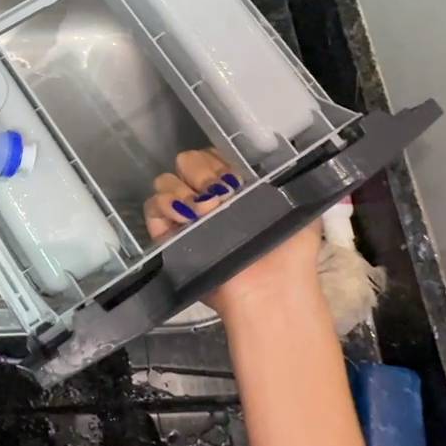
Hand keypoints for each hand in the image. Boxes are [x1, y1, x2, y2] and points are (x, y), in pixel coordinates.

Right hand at [145, 149, 323, 322]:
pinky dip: (164, 207)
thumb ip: (281, 179)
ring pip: (166, 181)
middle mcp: (205, 197)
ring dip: (183, 190)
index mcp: (234, 186)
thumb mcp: (293, 206)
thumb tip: (263, 159)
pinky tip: (184, 219)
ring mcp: (183, 216)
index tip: (234, 178)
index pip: (212, 154)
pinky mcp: (165, 237)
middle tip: (221, 195)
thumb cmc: (287, 251)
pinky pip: (152, 208)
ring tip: (203, 212)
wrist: (269, 291)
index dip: (219, 159)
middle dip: (201, 172)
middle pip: (186, 162)